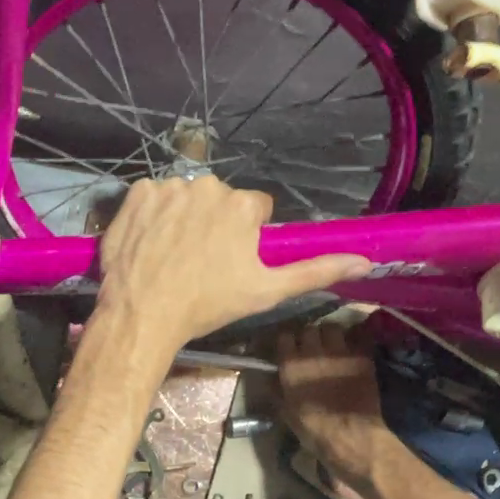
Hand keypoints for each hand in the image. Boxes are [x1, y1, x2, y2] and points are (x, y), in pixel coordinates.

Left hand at [91, 176, 372, 359]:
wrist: (141, 313)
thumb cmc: (206, 305)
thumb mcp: (265, 292)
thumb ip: (314, 271)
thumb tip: (365, 262)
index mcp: (241, 204)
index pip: (254, 210)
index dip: (245, 237)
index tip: (230, 263)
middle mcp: (207, 185)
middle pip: (217, 202)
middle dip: (213, 225)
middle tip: (198, 264)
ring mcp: (167, 187)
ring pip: (184, 199)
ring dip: (181, 219)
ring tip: (170, 257)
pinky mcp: (134, 195)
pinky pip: (150, 198)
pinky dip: (150, 217)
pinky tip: (147, 245)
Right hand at [277, 324, 390, 475]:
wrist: (351, 435)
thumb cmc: (313, 428)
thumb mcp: (285, 411)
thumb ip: (277, 388)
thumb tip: (270, 376)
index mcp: (291, 364)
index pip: (284, 336)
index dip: (287, 341)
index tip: (288, 348)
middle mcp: (314, 351)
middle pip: (309, 328)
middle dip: (309, 335)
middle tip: (312, 346)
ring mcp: (341, 351)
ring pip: (333, 326)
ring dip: (331, 334)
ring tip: (333, 344)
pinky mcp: (363, 356)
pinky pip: (359, 335)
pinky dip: (356, 337)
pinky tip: (354, 345)